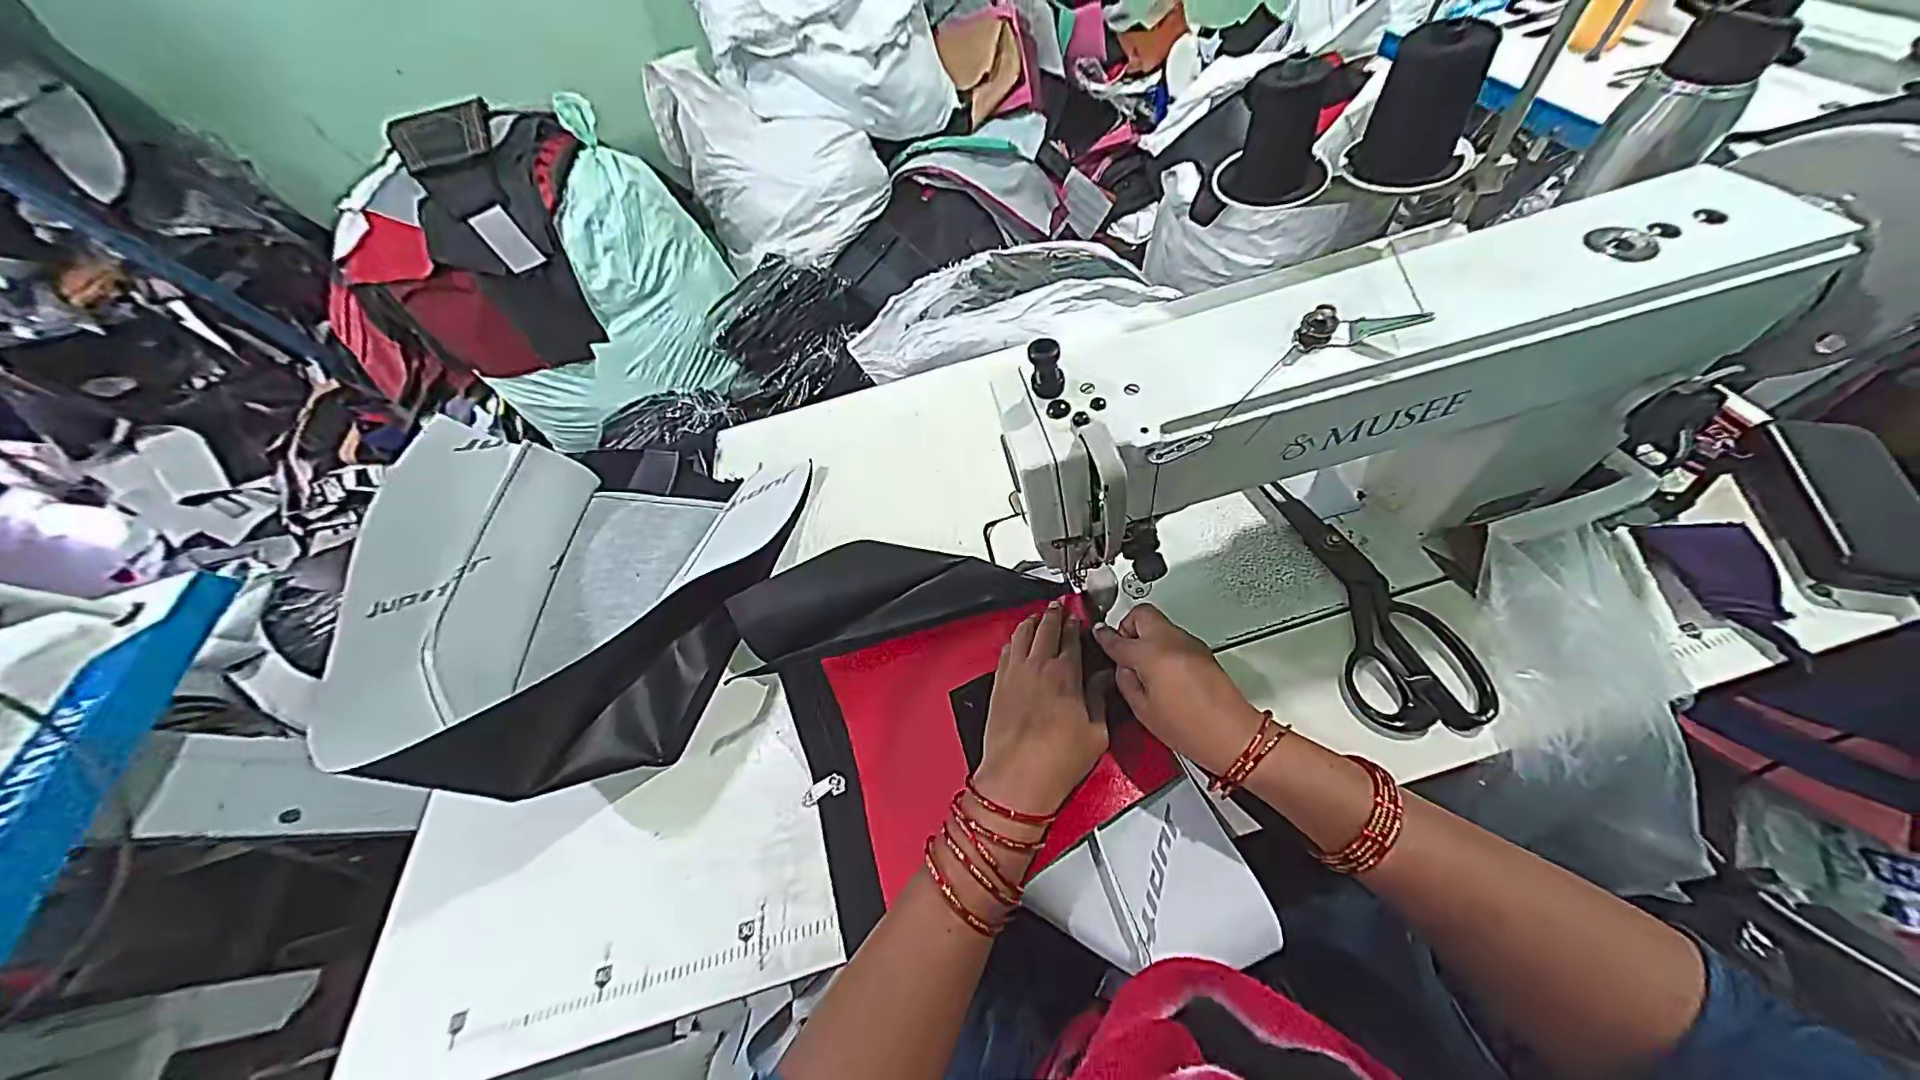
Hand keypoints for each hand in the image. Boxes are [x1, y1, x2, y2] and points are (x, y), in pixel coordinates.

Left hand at [973, 600, 1109, 817]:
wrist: (1017, 777)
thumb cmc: (1055, 760)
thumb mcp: (1097, 733)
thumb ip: (1099, 699)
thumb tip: (1103, 681)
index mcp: (1065, 674)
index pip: (1072, 637)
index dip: (1076, 624)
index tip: (1079, 619)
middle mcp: (1037, 667)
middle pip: (1046, 627)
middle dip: (1054, 614)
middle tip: (1059, 607)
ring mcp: (1015, 674)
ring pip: (1022, 634)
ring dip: (1033, 622)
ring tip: (1039, 617)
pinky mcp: (999, 685)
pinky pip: (1006, 651)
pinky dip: (1014, 640)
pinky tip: (1017, 641)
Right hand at [1093, 603, 1265, 773]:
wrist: (1233, 735)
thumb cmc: (1193, 728)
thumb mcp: (1143, 710)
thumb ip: (1126, 681)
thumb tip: (1122, 668)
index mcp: (1151, 654)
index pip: (1118, 638)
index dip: (1104, 637)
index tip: (1100, 635)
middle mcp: (1171, 641)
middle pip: (1141, 613)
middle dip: (1127, 626)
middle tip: (1123, 647)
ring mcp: (1189, 643)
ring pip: (1159, 623)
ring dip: (1147, 637)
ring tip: (1144, 665)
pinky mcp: (1202, 650)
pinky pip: (1174, 637)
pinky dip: (1163, 646)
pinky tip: (1162, 671)